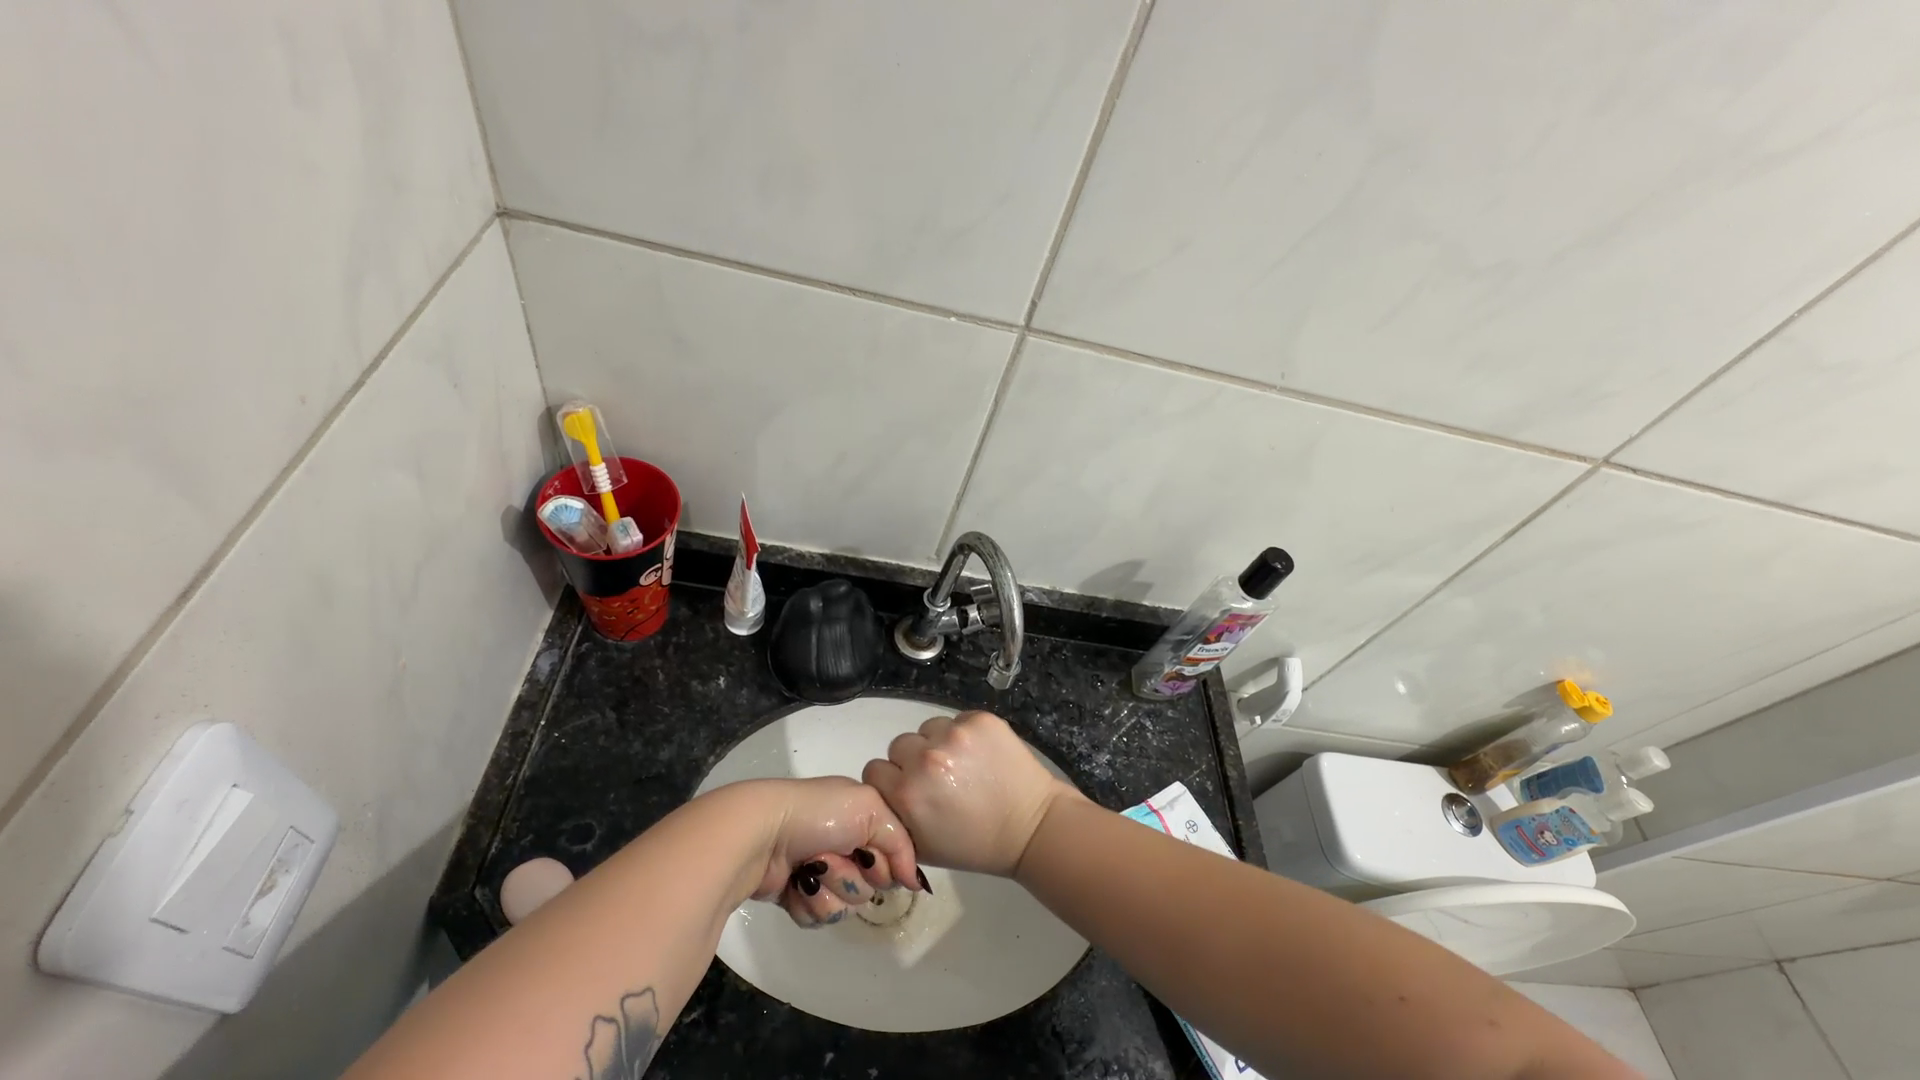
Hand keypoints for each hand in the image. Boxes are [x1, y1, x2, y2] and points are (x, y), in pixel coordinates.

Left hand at [729, 777, 924, 928]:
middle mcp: (842, 844)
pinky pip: (820, 917)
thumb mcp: (871, 809)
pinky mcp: (796, 894)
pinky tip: (795, 887)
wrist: (760, 835)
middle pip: (870, 886)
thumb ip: (902, 844)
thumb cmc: (817, 815)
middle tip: (831, 858)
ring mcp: (818, 871)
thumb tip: (914, 882)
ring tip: (808, 871)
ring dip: (829, 891)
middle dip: (851, 876)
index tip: (869, 858)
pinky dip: (809, 904)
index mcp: (859, 818)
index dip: (885, 864)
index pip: (891, 856)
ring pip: (845, 906)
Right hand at [862, 711, 1076, 876]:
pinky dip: (963, 735)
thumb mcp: (920, 848)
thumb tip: (879, 796)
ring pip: (927, 729)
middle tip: (938, 780)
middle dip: (912, 762)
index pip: (875, 770)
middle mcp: (926, 758)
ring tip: (961, 766)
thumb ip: (892, 819)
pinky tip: (978, 756)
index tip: (910, 790)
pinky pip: (956, 719)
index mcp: (907, 793)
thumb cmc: (974, 846)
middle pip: (899, 746)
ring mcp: (955, 735)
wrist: (1031, 828)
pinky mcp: (980, 720)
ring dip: (937, 744)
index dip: (892, 781)